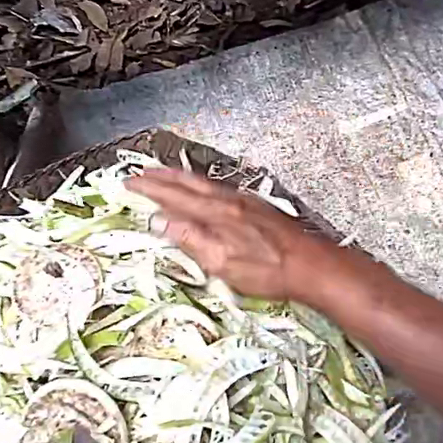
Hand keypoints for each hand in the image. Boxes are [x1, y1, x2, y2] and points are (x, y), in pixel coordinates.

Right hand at [126, 168, 333, 301]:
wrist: (313, 266)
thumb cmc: (268, 270)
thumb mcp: (222, 262)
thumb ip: (190, 239)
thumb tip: (159, 221)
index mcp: (216, 214)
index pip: (174, 197)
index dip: (150, 190)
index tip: (129, 182)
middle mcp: (229, 201)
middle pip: (189, 183)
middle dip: (162, 177)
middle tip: (140, 171)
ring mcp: (245, 202)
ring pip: (204, 184)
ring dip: (180, 178)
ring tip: (165, 175)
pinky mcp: (258, 208)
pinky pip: (219, 188)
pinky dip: (200, 185)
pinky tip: (204, 190)